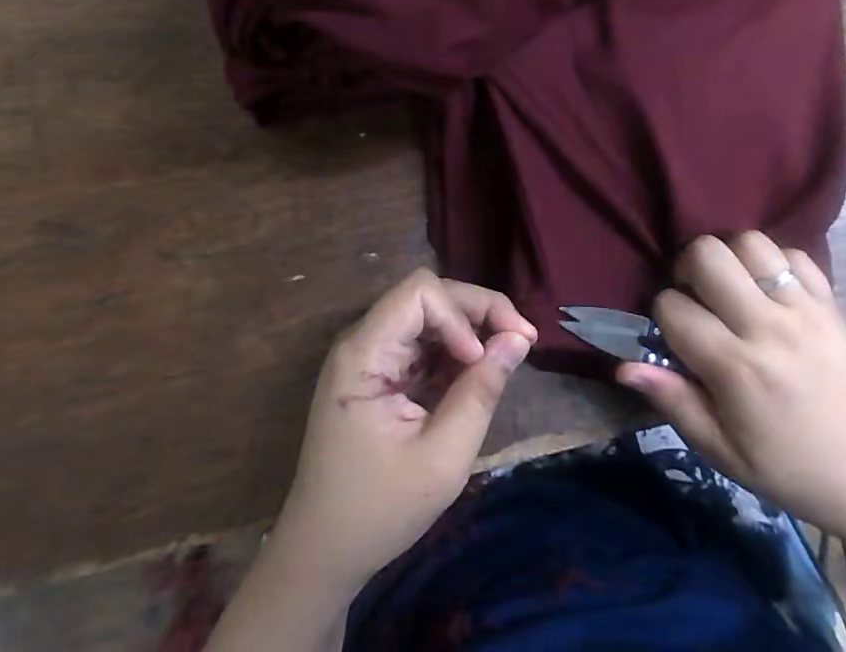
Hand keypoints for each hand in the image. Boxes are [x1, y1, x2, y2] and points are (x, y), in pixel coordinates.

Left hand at [268, 269, 536, 591]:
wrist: (323, 552)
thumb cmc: (379, 509)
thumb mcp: (442, 457)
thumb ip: (481, 392)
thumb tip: (519, 339)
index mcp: (363, 354)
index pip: (420, 292)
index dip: (461, 313)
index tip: (481, 359)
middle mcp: (363, 342)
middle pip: (428, 297)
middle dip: (478, 312)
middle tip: (522, 342)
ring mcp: (370, 358)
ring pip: (430, 315)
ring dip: (471, 330)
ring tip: (505, 360)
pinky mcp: (380, 375)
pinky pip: (424, 344)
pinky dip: (456, 352)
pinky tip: (477, 376)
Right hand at [616, 233, 845, 547]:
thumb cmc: (787, 469)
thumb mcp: (720, 451)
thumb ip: (673, 401)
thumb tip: (623, 365)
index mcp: (736, 367)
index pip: (673, 307)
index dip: (662, 315)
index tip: (673, 334)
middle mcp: (768, 326)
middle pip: (708, 255)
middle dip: (687, 268)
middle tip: (695, 296)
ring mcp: (805, 309)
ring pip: (751, 242)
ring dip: (730, 257)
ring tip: (731, 287)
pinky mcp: (832, 304)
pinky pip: (796, 255)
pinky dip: (775, 263)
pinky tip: (771, 291)